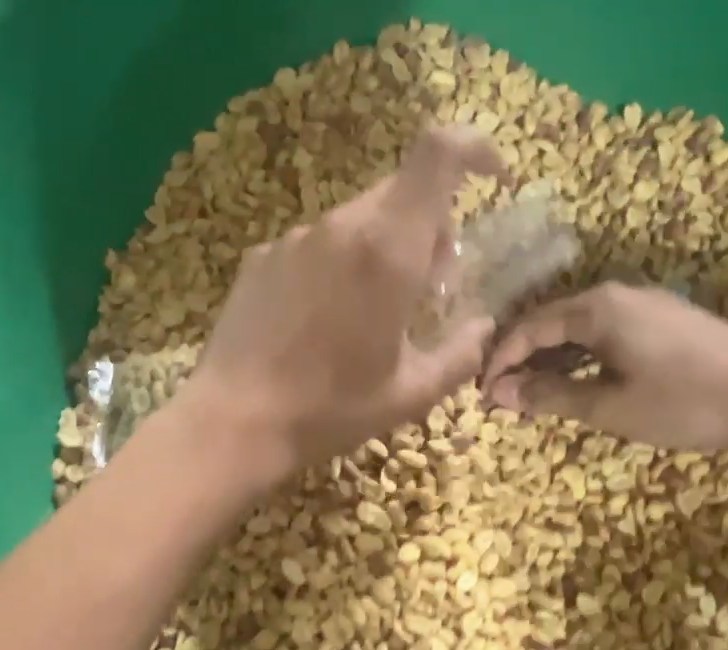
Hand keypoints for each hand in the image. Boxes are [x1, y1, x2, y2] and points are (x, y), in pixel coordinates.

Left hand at [174, 125, 504, 480]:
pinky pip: (317, 245)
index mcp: (388, 249)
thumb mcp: (412, 394)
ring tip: (371, 316)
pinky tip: (322, 324)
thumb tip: (482, 326)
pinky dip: (337, 267)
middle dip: (430, 227)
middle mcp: (341, 227)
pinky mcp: (261, 257)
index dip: (475, 148)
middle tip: (430, 288)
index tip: (493, 179)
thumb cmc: (331, 410)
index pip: (439, 153)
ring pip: (358, 221)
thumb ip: (461, 353)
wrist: (235, 422)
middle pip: (402, 192)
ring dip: (382, 250)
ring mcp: (295, 239)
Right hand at [481, 282, 727, 451]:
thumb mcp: (609, 407)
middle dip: (522, 359)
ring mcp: (646, 306)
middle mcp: (619, 296)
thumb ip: (550, 397)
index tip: (480, 394)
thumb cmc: (684, 404)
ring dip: (552, 361)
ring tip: (533, 397)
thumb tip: (498, 394)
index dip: (500, 360)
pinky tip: (578, 384)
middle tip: (501, 397)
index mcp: (599, 309)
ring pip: (581, 329)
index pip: (530, 328)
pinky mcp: (667, 323)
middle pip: (553, 322)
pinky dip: (582, 358)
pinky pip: (607, 334)